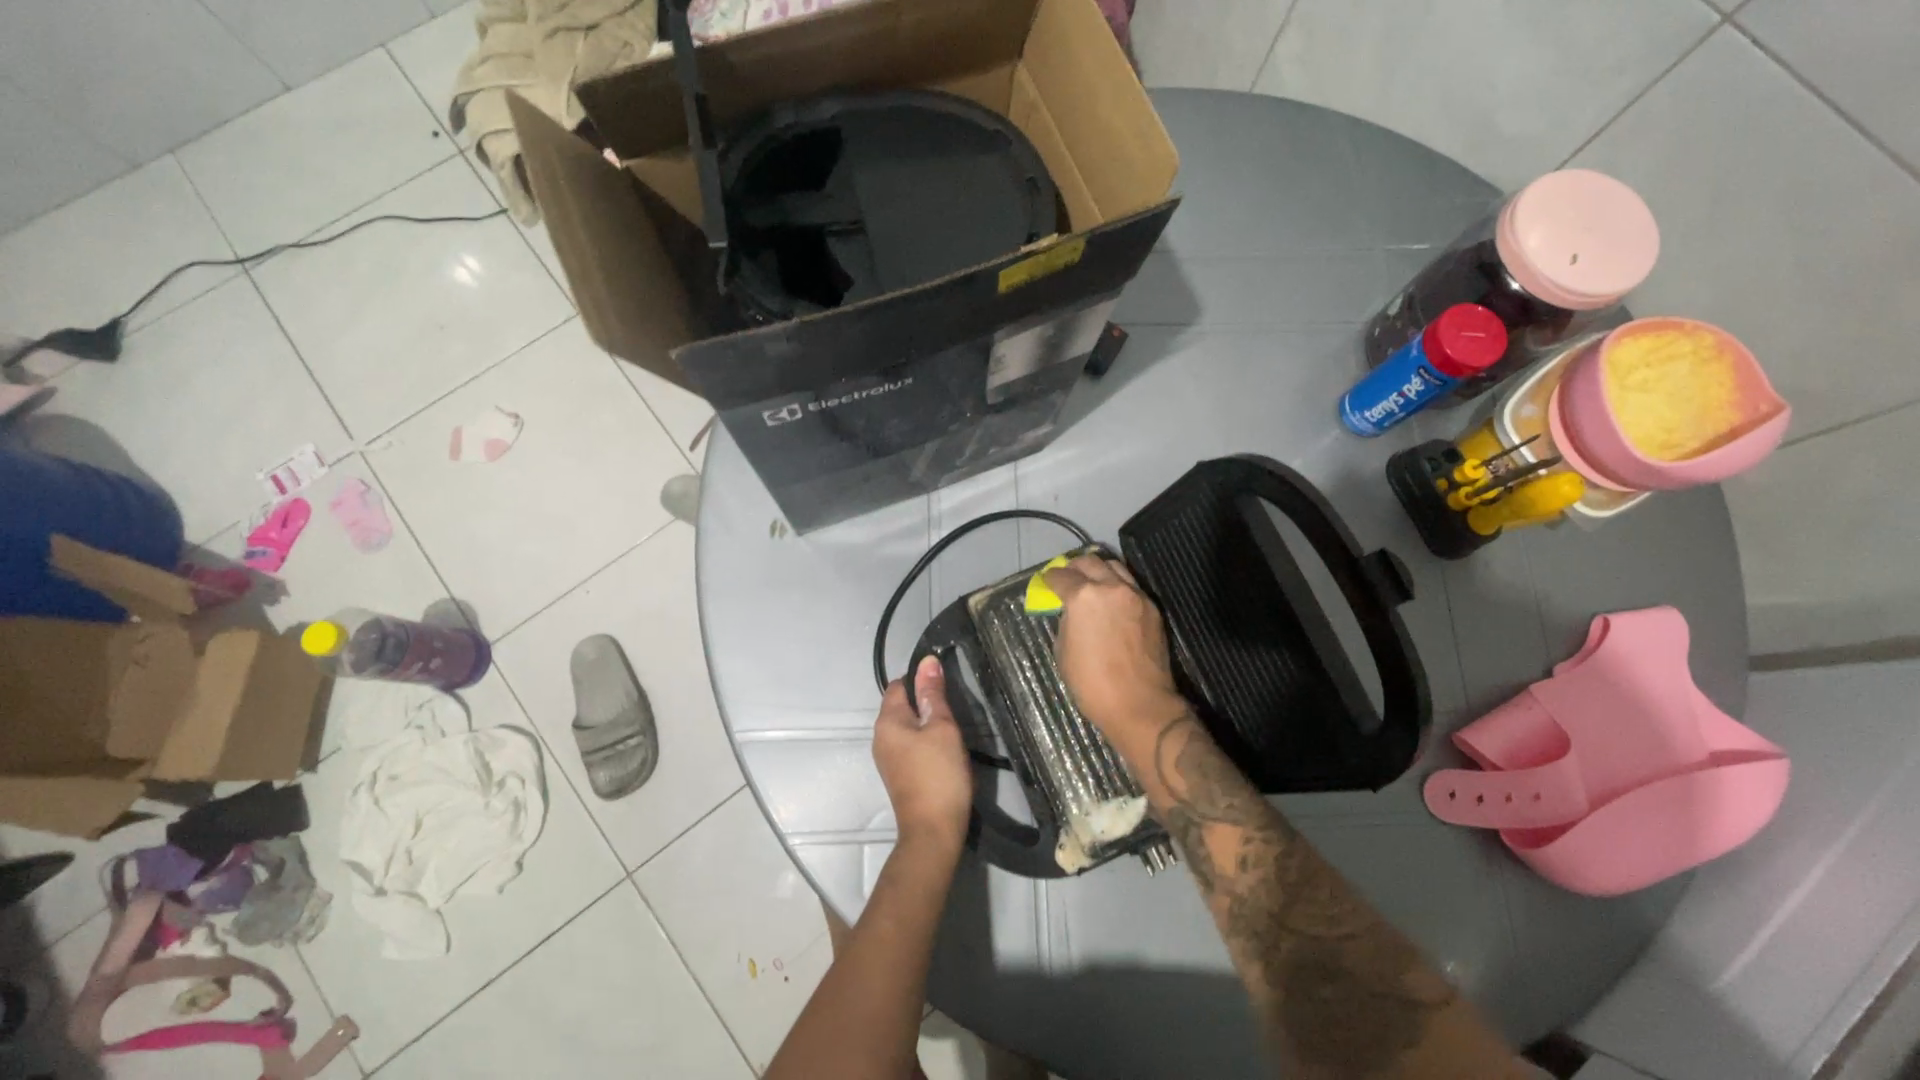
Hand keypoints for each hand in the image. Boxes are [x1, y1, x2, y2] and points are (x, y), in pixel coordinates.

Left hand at [873, 656, 973, 853]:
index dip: (921, 680)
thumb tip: (927, 660)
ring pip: (908, 727)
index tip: (947, 685)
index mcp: (887, 721)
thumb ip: (933, 694)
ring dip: (928, 724)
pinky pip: (911, 746)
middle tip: (955, 708)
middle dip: (926, 703)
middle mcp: (880, 737)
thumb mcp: (942, 728)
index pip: (899, 685)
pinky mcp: (899, 774)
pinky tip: (945, 752)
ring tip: (954, 730)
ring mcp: (887, 758)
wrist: (933, 830)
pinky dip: (926, 743)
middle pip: (902, 706)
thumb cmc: (939, 774)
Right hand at [1044, 555, 1183, 747]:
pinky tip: (1112, 600)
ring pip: (1115, 567)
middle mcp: (1110, 587)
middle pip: (1090, 562)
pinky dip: (1118, 585)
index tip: (1047, 582)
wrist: (1138, 703)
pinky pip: (1131, 586)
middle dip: (1074, 567)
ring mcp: (1135, 595)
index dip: (1050, 578)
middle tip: (1068, 577)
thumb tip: (1072, 613)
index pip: (1061, 576)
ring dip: (1099, 570)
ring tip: (1092, 581)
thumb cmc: (1092, 683)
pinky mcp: (1152, 607)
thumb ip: (1067, 622)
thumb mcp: (1063, 651)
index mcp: (1083, 597)